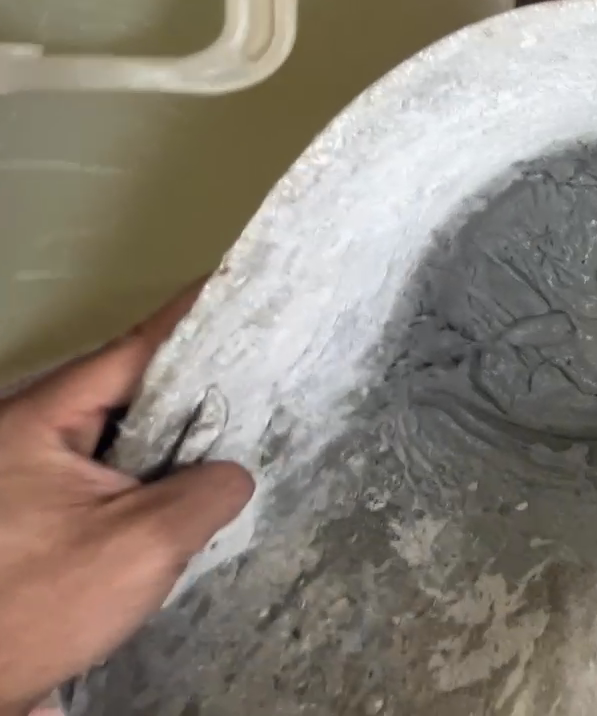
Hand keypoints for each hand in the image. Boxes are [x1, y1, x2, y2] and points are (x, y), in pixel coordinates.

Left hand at [0, 286, 253, 714]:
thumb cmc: (26, 609)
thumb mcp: (142, 544)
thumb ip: (211, 487)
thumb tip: (230, 473)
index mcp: (33, 425)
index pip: (137, 348)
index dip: (199, 312)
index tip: (252, 280)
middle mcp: (22, 439)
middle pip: (135, 385)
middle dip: (207, 373)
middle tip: (279, 357)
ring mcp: (23, 478)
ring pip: (126, 430)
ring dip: (185, 428)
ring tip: (256, 416)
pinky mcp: (33, 516)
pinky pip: (114, 468)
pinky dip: (162, 464)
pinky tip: (204, 475)